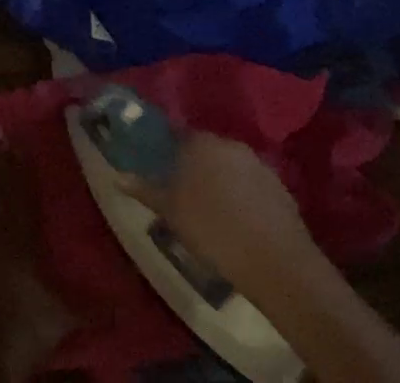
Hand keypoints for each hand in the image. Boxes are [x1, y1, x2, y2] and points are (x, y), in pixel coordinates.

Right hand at [117, 131, 317, 284]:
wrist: (275, 262)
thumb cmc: (212, 230)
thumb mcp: (170, 212)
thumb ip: (144, 190)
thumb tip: (117, 177)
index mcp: (201, 144)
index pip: (178, 136)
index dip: (168, 153)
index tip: (161, 172)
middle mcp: (232, 146)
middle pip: (206, 150)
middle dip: (194, 166)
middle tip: (183, 194)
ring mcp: (260, 166)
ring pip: (231, 168)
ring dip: (220, 181)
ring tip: (210, 211)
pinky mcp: (281, 189)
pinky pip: (252, 186)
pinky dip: (243, 197)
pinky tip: (237, 222)